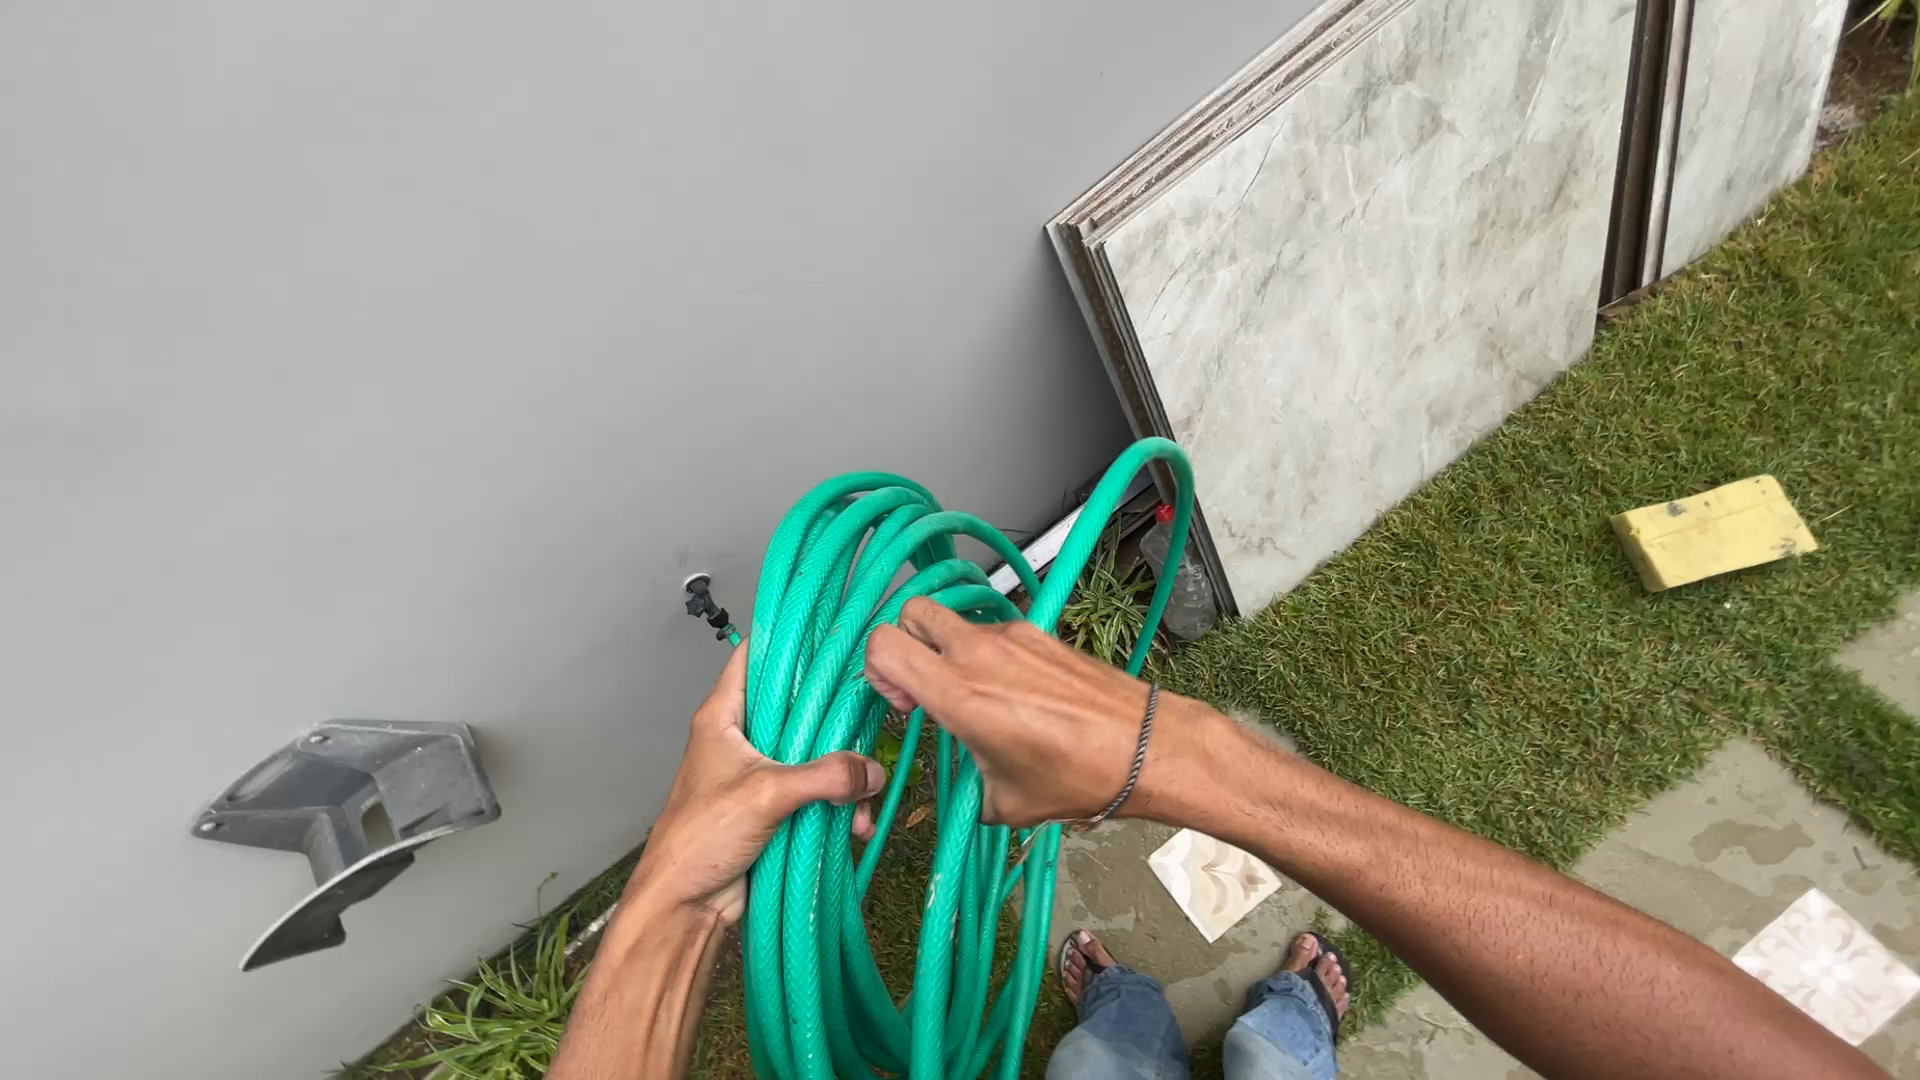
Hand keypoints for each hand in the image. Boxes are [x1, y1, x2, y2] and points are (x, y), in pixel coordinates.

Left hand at [626, 641, 886, 923]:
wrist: (684, 907)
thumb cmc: (699, 838)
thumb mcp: (765, 794)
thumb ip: (823, 776)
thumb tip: (871, 771)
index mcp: (724, 717)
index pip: (754, 658)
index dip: (787, 641)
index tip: (827, 633)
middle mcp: (743, 738)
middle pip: (797, 706)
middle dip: (834, 720)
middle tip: (867, 719)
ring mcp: (761, 772)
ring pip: (814, 753)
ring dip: (843, 776)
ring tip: (862, 801)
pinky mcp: (775, 807)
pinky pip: (817, 794)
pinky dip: (839, 807)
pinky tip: (856, 827)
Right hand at [863, 597, 1198, 826]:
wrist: (1143, 746)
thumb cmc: (1078, 776)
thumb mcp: (1004, 800)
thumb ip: (965, 783)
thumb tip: (965, 778)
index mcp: (960, 693)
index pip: (884, 644)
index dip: (877, 669)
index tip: (902, 701)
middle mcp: (979, 653)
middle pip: (913, 612)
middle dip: (907, 644)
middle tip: (925, 684)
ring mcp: (1011, 636)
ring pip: (955, 620)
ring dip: (948, 648)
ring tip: (974, 692)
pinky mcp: (1037, 632)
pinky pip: (992, 631)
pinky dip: (986, 653)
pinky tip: (1012, 690)